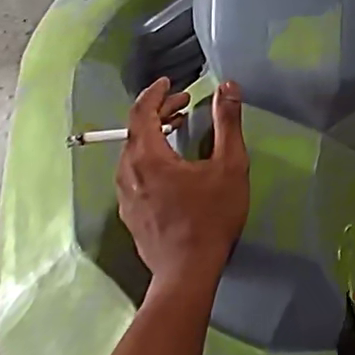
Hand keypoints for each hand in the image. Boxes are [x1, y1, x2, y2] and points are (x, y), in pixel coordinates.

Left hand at [116, 78, 249, 292]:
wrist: (187, 272)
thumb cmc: (210, 217)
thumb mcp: (229, 166)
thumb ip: (228, 123)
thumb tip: (228, 88)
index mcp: (147, 156)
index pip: (142, 112)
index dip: (155, 93)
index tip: (169, 82)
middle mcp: (128, 172)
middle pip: (137, 130)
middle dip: (159, 111)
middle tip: (184, 104)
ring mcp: (125, 195)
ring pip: (134, 152)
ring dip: (154, 134)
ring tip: (179, 130)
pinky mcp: (130, 212)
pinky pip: (134, 172)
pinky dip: (150, 156)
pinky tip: (172, 166)